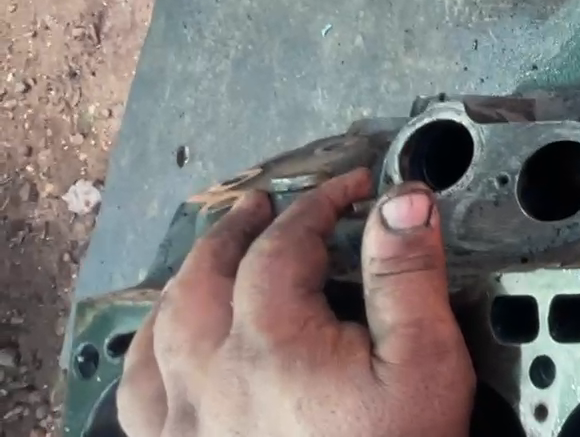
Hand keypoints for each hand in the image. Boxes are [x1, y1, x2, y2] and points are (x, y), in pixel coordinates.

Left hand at [120, 169, 475, 436]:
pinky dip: (149, 351)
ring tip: (214, 256)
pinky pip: (137, 397)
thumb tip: (403, 198)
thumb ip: (408, 272)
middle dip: (236, 232)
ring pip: (155, 338)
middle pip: (202, 285)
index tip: (357, 184)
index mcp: (273, 345)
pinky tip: (168, 345)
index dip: (319, 204)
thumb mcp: (425, 351)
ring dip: (185, 282)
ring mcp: (184, 426)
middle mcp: (210, 380)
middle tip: (266, 202)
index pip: (282, 249)